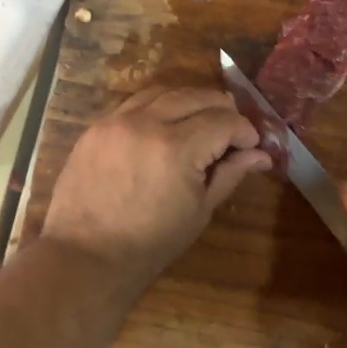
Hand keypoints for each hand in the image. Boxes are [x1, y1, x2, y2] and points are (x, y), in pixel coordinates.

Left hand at [42, 87, 271, 284]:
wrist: (85, 255)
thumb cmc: (150, 243)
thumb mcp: (199, 211)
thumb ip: (229, 174)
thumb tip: (262, 155)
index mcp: (177, 148)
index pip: (224, 121)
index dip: (245, 130)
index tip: (252, 144)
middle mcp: (147, 123)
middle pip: (196, 96)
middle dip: (222, 108)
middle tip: (233, 129)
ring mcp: (117, 121)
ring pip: (164, 92)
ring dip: (190, 100)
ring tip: (201, 119)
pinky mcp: (97, 127)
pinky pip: (135, 103)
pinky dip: (158, 106)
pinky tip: (166, 123)